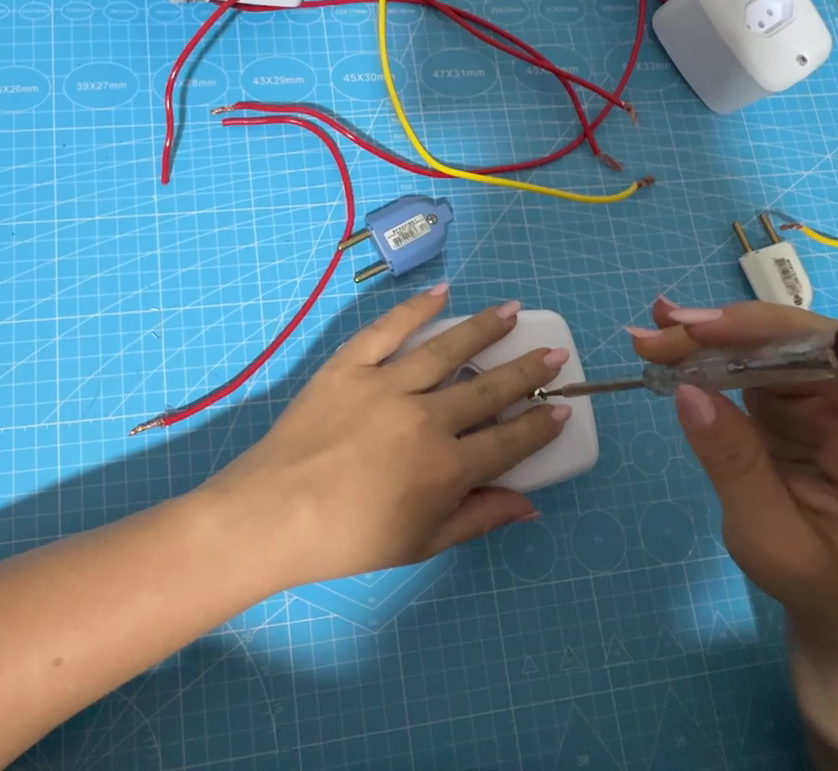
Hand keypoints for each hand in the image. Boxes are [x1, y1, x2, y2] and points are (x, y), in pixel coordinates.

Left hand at [200, 284, 570, 589]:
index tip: (563, 406)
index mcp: (447, 466)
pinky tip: (440, 294)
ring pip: (446, 349)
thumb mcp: (422, 543)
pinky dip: (414, 310)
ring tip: (511, 310)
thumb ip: (478, 518)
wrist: (274, 513)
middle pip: (489, 388)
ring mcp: (385, 385)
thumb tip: (528, 504)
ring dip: (483, 328)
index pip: (510, 440)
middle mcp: (426, 417)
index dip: (541, 424)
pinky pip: (387, 331)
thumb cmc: (349, 539)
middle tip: (553, 352)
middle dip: (527, 370)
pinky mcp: (349, 366)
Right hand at [632, 294, 837, 634]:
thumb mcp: (766, 539)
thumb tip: (688, 392)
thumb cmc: (814, 572)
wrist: (827, 582)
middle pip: (829, 352)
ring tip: (654, 333)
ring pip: (785, 340)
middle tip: (673, 331)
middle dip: (749, 330)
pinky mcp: (803, 389)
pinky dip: (713, 341)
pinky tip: (671, 332)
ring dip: (718, 331)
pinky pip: (759, 351)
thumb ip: (735, 468)